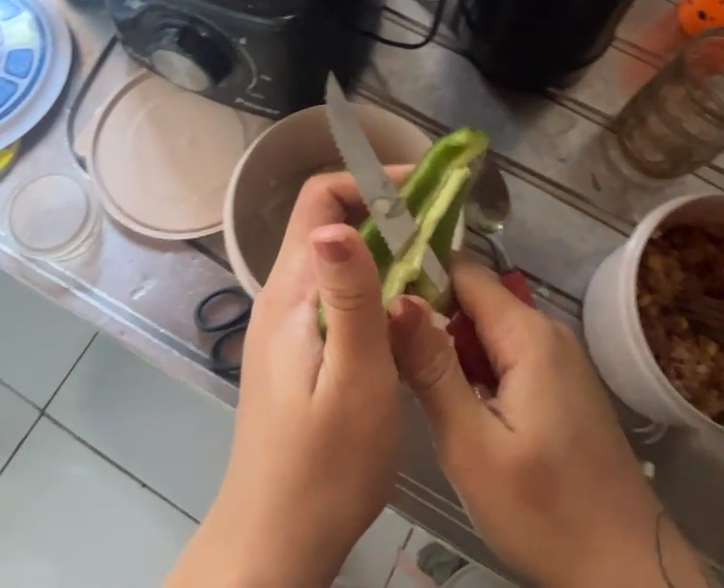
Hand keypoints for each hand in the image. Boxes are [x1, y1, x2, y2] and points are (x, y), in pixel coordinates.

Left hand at [169, 172, 405, 587]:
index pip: (320, 201)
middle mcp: (283, 299)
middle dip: (389, 217)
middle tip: (446, 235)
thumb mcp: (353, 380)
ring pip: (340, 264)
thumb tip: (336, 223)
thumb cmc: (324, 466)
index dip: (371, 184)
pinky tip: (411, 319)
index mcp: (290, 294)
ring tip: (438, 273)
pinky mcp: (301, 354)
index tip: (426, 196)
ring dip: (388, 256)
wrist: (277, 539)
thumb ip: (350, 299)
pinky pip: (341, 299)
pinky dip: (378, 291)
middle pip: (332, 226)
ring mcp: (289, 328)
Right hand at [388, 261, 708, 587]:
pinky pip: (506, 359)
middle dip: (427, 318)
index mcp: (528, 334)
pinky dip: (474, 372)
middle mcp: (547, 333)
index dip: (416, 276)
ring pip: (487, 333)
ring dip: (447, 349)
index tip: (371, 295)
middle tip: (379, 347)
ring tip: (402, 373)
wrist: (625, 570)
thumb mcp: (471, 444)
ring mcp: (558, 362)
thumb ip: (432, 368)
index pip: (463, 271)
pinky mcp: (560, 389)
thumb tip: (395, 298)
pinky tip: (448, 401)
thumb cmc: (544, 512)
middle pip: (474, 301)